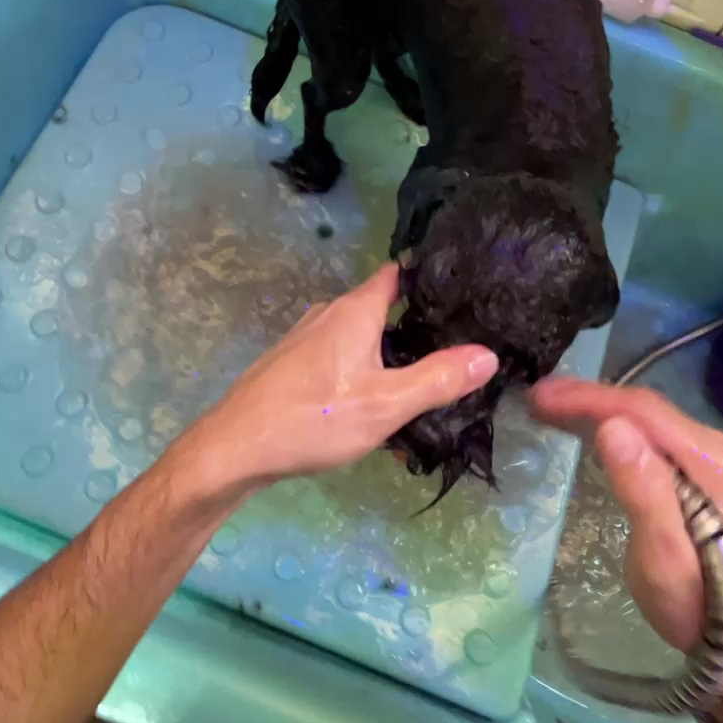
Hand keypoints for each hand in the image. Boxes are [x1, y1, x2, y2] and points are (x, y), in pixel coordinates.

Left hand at [177, 265, 498, 487]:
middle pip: (381, 307)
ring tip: (422, 379)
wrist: (235, 448)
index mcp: (354, 311)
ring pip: (360, 336)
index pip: (397, 274)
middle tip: (456, 344)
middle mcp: (329, 314)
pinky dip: (363, 370)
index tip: (463, 286)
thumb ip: (437, 379)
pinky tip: (373, 403)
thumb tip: (488, 355)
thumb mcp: (385, 404)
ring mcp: (307, 339)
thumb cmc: (312, 418)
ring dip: (389, 353)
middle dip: (415, 322)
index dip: (428, 275)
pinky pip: (340, 357)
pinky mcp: (293, 364)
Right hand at [532, 378, 722, 722]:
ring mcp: (712, 456)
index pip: (644, 412)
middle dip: (586, 398)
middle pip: (644, 408)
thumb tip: (612, 427)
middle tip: (536, 399)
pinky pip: (649, 432)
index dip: (589, 399)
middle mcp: (719, 448)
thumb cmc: (692, 606)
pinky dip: (610, 423)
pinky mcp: (700, 468)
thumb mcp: (662, 556)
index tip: (541, 397)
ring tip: (549, 406)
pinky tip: (584, 425)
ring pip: (644, 416)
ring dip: (595, 408)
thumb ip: (643, 490)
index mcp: (714, 464)